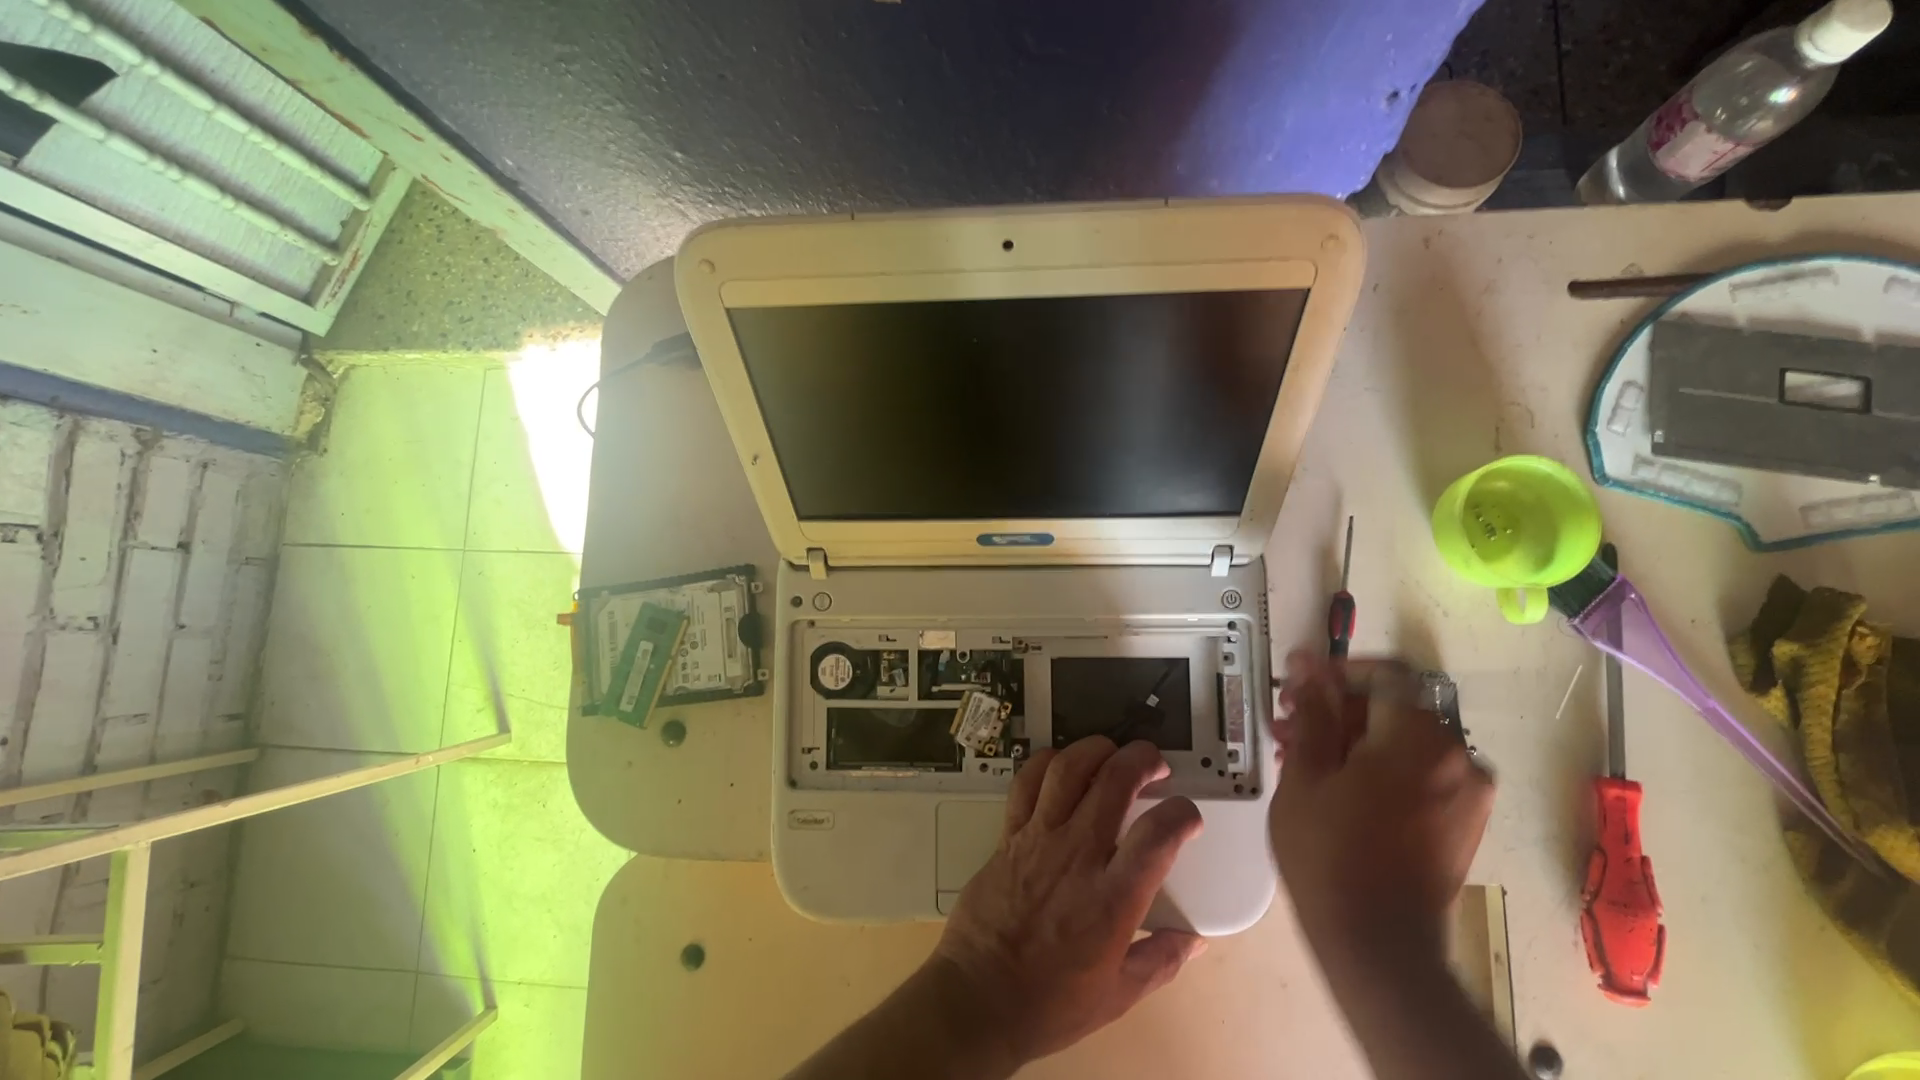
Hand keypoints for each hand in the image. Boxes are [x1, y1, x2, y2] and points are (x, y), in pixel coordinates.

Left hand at [930, 737, 1206, 1066]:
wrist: (978, 1000)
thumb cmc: (1049, 1003)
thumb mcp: (1119, 994)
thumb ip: (1161, 961)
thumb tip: (1195, 941)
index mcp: (1112, 899)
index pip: (1160, 835)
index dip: (1183, 814)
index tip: (1187, 817)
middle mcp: (1077, 857)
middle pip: (1115, 782)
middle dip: (1143, 760)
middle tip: (1154, 764)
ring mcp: (1038, 841)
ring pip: (1069, 770)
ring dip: (1096, 750)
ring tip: (1112, 754)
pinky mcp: (1008, 837)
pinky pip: (1026, 784)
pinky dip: (1047, 763)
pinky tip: (1062, 764)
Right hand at [1269, 651, 1493, 966]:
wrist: (1377, 944)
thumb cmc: (1330, 855)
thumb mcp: (1305, 776)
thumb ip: (1311, 714)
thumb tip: (1307, 669)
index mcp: (1420, 738)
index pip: (1385, 674)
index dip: (1338, 670)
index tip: (1300, 684)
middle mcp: (1458, 756)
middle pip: (1395, 707)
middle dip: (1339, 708)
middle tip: (1289, 723)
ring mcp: (1468, 792)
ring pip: (1405, 741)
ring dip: (1355, 738)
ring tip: (1303, 758)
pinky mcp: (1464, 821)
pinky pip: (1420, 773)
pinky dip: (1380, 767)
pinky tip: (1337, 786)